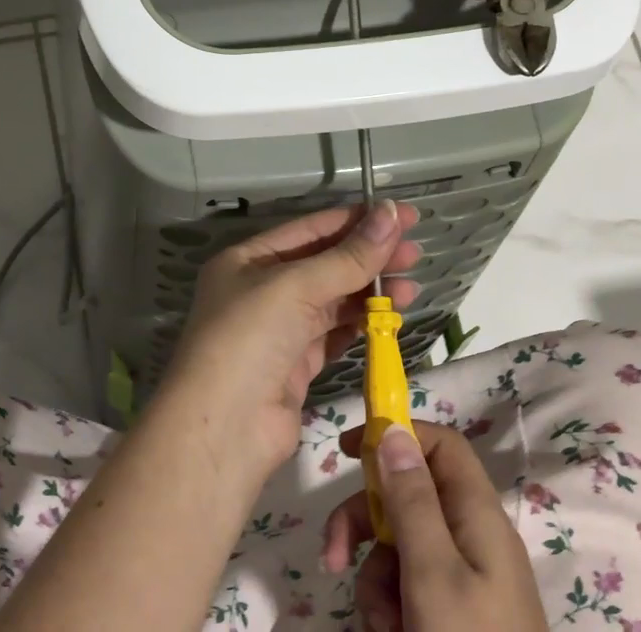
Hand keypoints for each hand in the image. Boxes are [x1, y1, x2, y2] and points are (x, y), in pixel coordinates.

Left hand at [159, 200, 421, 474]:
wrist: (225, 426)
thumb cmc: (250, 338)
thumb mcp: (296, 286)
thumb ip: (348, 256)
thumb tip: (391, 214)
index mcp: (247, 260)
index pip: (309, 230)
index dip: (356, 221)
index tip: (403, 215)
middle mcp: (259, 290)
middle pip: (323, 264)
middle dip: (368, 256)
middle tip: (415, 252)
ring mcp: (278, 330)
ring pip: (332, 301)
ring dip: (370, 292)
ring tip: (412, 286)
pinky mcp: (295, 365)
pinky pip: (334, 334)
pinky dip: (362, 324)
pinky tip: (391, 316)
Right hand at [321, 421, 547, 631]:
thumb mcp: (432, 574)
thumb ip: (410, 501)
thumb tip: (394, 431)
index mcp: (477, 517)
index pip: (441, 447)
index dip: (396, 436)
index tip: (347, 451)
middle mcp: (470, 539)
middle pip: (406, 498)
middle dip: (364, 523)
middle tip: (335, 555)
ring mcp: (461, 580)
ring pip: (397, 548)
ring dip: (374, 579)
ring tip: (382, 625)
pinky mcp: (449, 615)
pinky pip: (404, 589)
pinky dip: (388, 609)